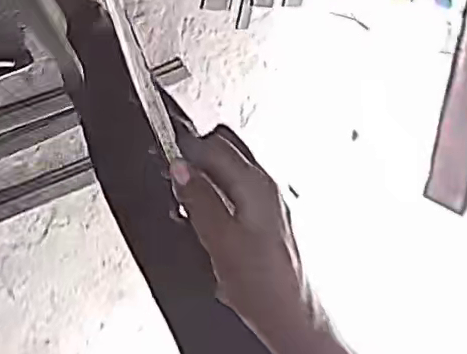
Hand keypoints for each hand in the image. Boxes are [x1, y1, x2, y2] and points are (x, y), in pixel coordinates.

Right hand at [171, 127, 347, 353]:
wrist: (297, 321)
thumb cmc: (267, 288)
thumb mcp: (220, 242)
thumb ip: (198, 199)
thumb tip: (179, 167)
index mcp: (256, 182)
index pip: (215, 144)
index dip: (187, 148)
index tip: (168, 160)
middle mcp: (267, 184)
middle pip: (226, 147)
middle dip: (199, 155)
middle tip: (178, 175)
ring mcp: (271, 201)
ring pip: (232, 168)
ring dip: (209, 175)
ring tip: (190, 199)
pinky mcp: (270, 219)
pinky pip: (239, 189)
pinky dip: (220, 193)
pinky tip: (211, 219)